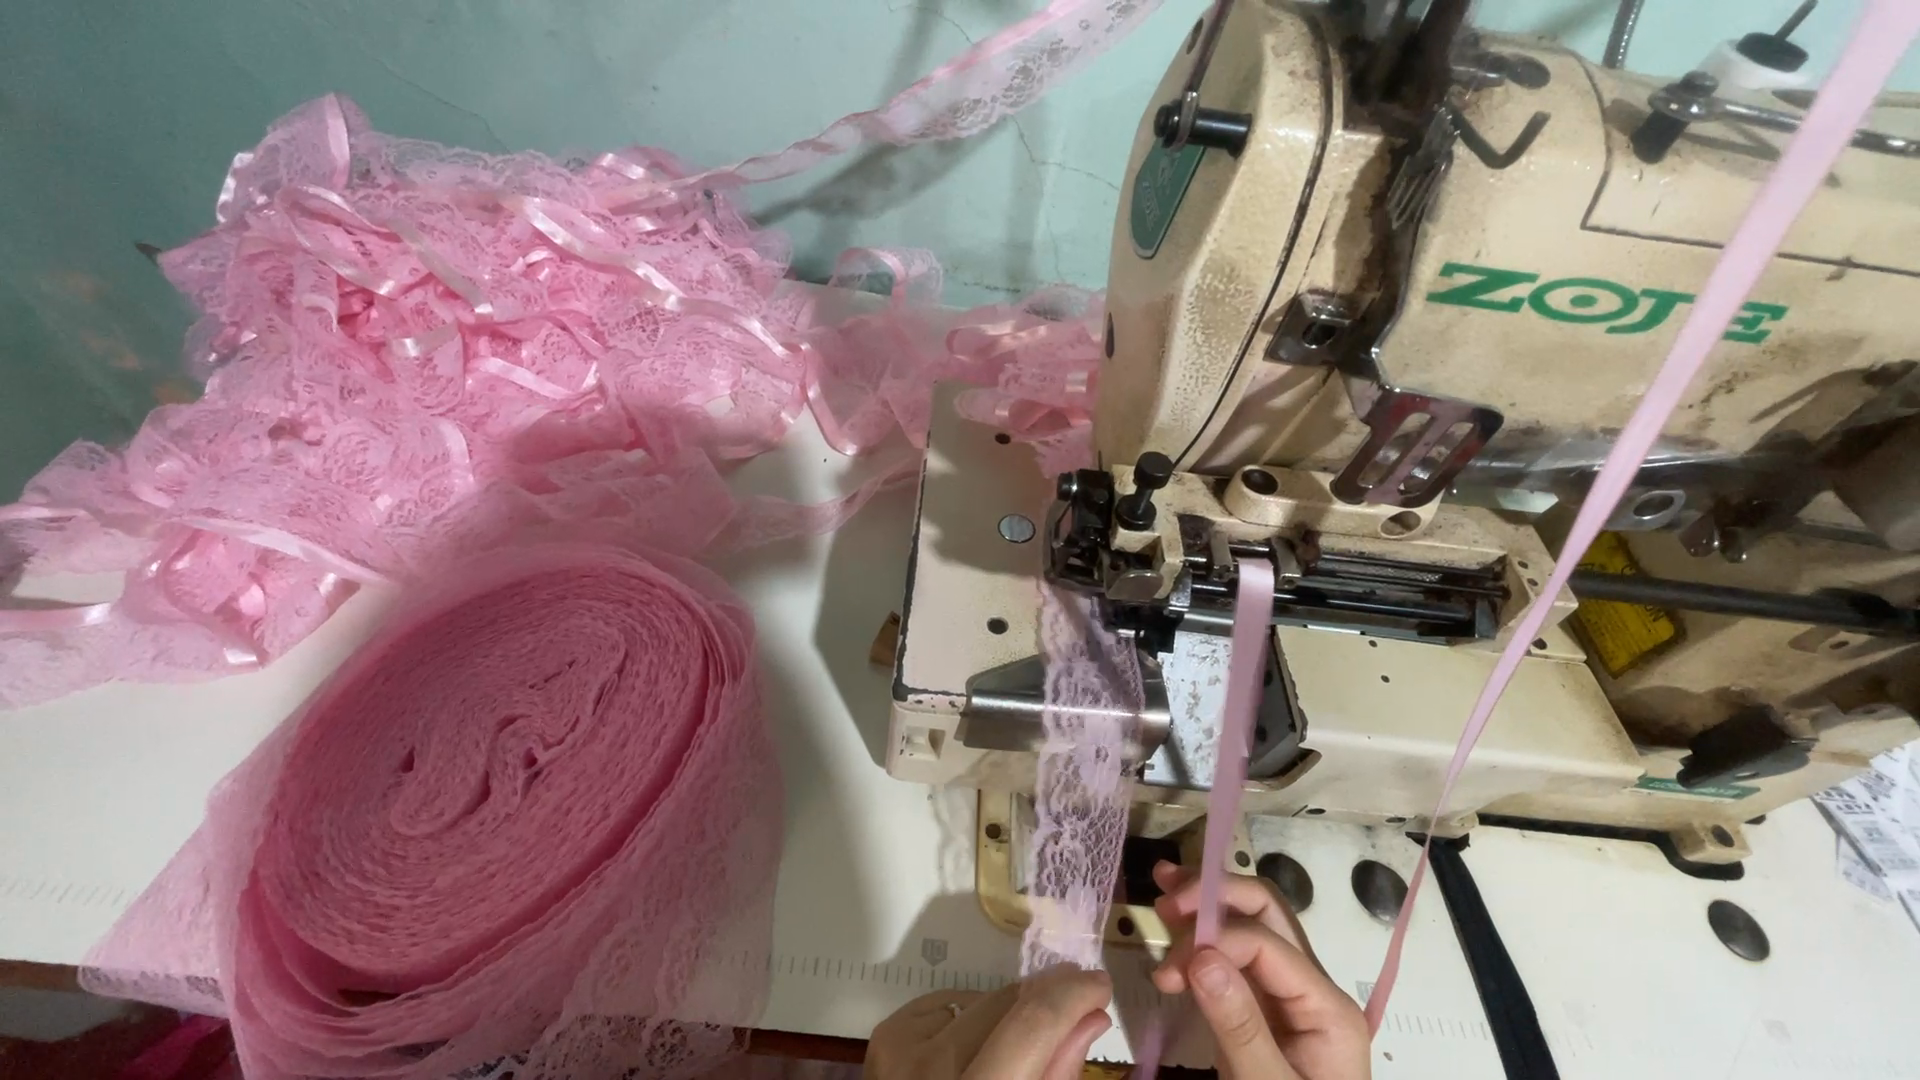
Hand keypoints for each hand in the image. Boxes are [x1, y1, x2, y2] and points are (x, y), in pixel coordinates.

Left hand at [863, 965, 1112, 1079]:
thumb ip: (1055, 1078)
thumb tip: (1090, 1017)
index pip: (1029, 1028)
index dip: (1071, 997)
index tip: (1100, 982)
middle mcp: (930, 1070)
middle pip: (1005, 1005)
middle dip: (1048, 996)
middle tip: (1079, 993)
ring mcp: (901, 1050)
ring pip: (980, 1000)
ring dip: (1010, 1012)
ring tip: (1020, 1041)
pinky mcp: (887, 1036)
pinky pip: (949, 1004)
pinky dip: (972, 1017)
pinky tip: (977, 1044)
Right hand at [1150, 861, 1370, 1079]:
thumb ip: (1240, 1027)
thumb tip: (1200, 956)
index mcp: (1327, 1008)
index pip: (1266, 942)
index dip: (1215, 939)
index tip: (1169, 971)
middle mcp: (1310, 987)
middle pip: (1265, 913)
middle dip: (1214, 898)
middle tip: (1166, 904)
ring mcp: (1285, 993)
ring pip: (1248, 921)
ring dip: (1205, 900)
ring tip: (1162, 886)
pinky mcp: (1261, 1005)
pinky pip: (1233, 951)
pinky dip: (1202, 927)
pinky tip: (1171, 910)